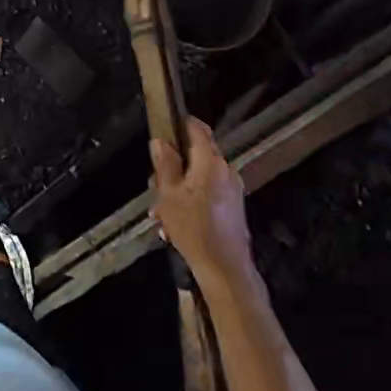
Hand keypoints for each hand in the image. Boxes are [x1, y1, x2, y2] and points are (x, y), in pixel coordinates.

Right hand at [150, 117, 252, 285]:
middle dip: (174, 164)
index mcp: (211, 162)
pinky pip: (209, 192)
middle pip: (197, 154)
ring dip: (180, 185)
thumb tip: (161, 141)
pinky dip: (192, 198)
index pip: (198, 129)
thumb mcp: (169, 194)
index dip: (181, 123)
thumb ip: (165, 164)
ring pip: (200, 175)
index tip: (165, 125)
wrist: (225, 267)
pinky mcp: (234, 206)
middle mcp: (226, 170)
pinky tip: (177, 220)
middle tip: (155, 183)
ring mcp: (233, 189)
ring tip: (162, 209)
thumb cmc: (193, 227)